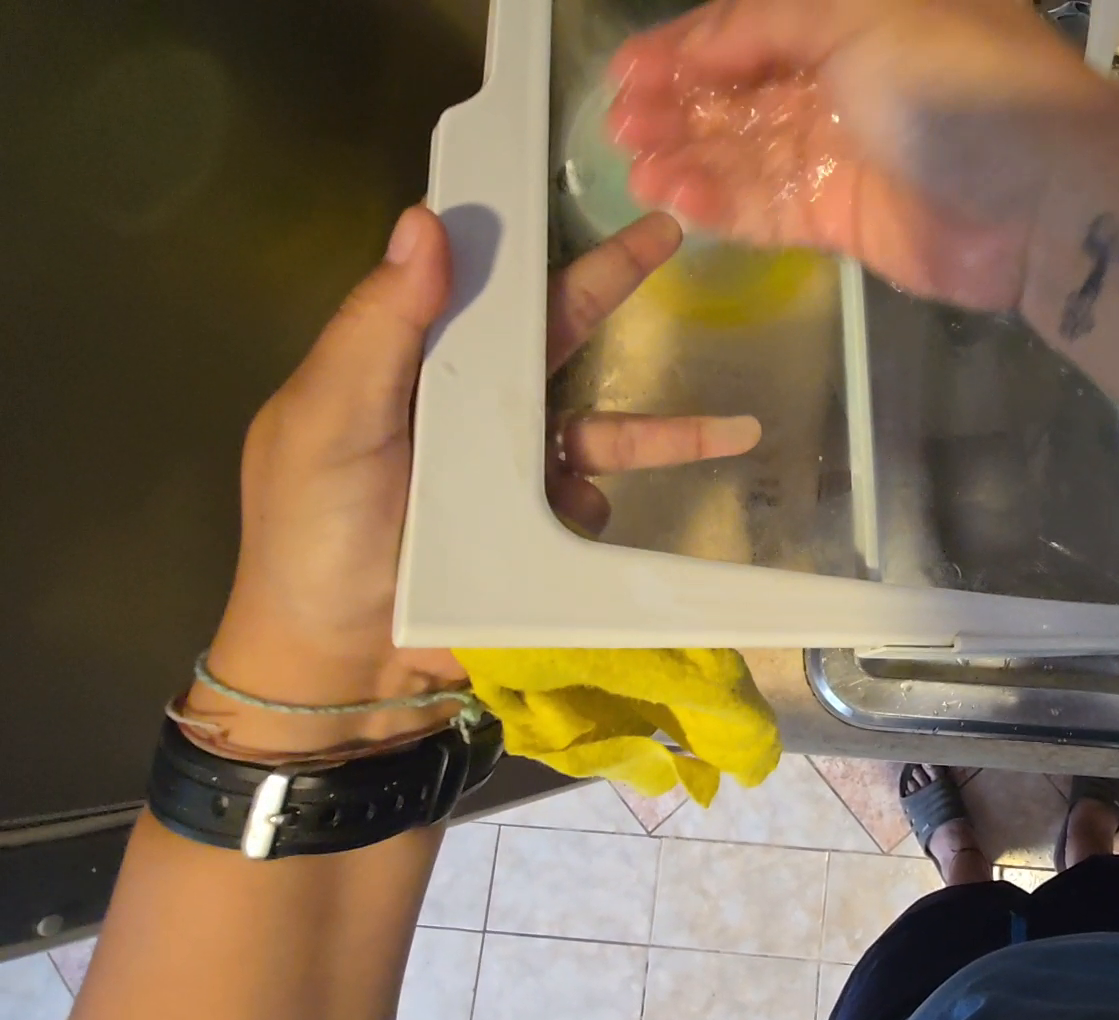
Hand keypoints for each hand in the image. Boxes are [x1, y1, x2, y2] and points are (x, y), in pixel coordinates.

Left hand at [186, 208, 760, 757]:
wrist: (350, 662)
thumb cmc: (321, 537)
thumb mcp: (328, 425)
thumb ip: (380, 332)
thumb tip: (427, 224)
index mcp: (422, 372)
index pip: (489, 291)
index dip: (535, 243)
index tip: (582, 198)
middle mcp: (478, 412)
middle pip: (561, 341)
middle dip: (616, 288)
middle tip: (673, 239)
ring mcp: (521, 474)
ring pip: (606, 435)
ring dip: (671, 434)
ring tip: (739, 432)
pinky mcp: (551, 528)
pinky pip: (597, 501)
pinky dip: (597, 508)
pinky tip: (575, 527)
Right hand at [604, 0, 1118, 309]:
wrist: (1034, 198)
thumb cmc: (955, 84)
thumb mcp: (860, 13)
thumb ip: (771, 24)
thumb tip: (702, 47)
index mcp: (851, 19)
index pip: (749, 31)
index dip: (686, 52)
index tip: (626, 76)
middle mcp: (844, 85)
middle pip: (742, 98)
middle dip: (679, 110)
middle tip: (619, 131)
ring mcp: (846, 159)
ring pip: (751, 157)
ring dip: (692, 161)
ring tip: (637, 170)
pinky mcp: (849, 222)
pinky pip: (775, 211)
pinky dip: (728, 207)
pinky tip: (680, 203)